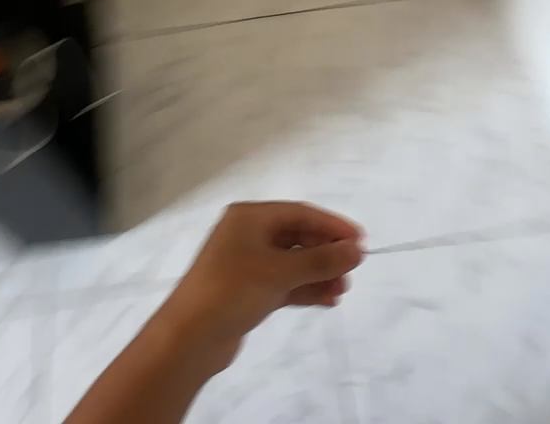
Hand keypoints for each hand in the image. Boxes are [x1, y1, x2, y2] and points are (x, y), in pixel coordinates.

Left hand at [153, 202, 364, 367]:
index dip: (332, 226)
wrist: (190, 336)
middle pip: (296, 236)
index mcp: (249, 216)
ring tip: (342, 290)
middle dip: (325, 253)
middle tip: (352, 270)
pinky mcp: (247, 289)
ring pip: (291, 262)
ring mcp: (246, 262)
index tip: (360, 240)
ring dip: (317, 273)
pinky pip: (283, 282)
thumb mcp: (279, 272)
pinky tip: (327, 300)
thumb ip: (320, 261)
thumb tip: (356, 250)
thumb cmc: (232, 289)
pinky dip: (304, 288)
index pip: (299, 213)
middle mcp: (247, 233)